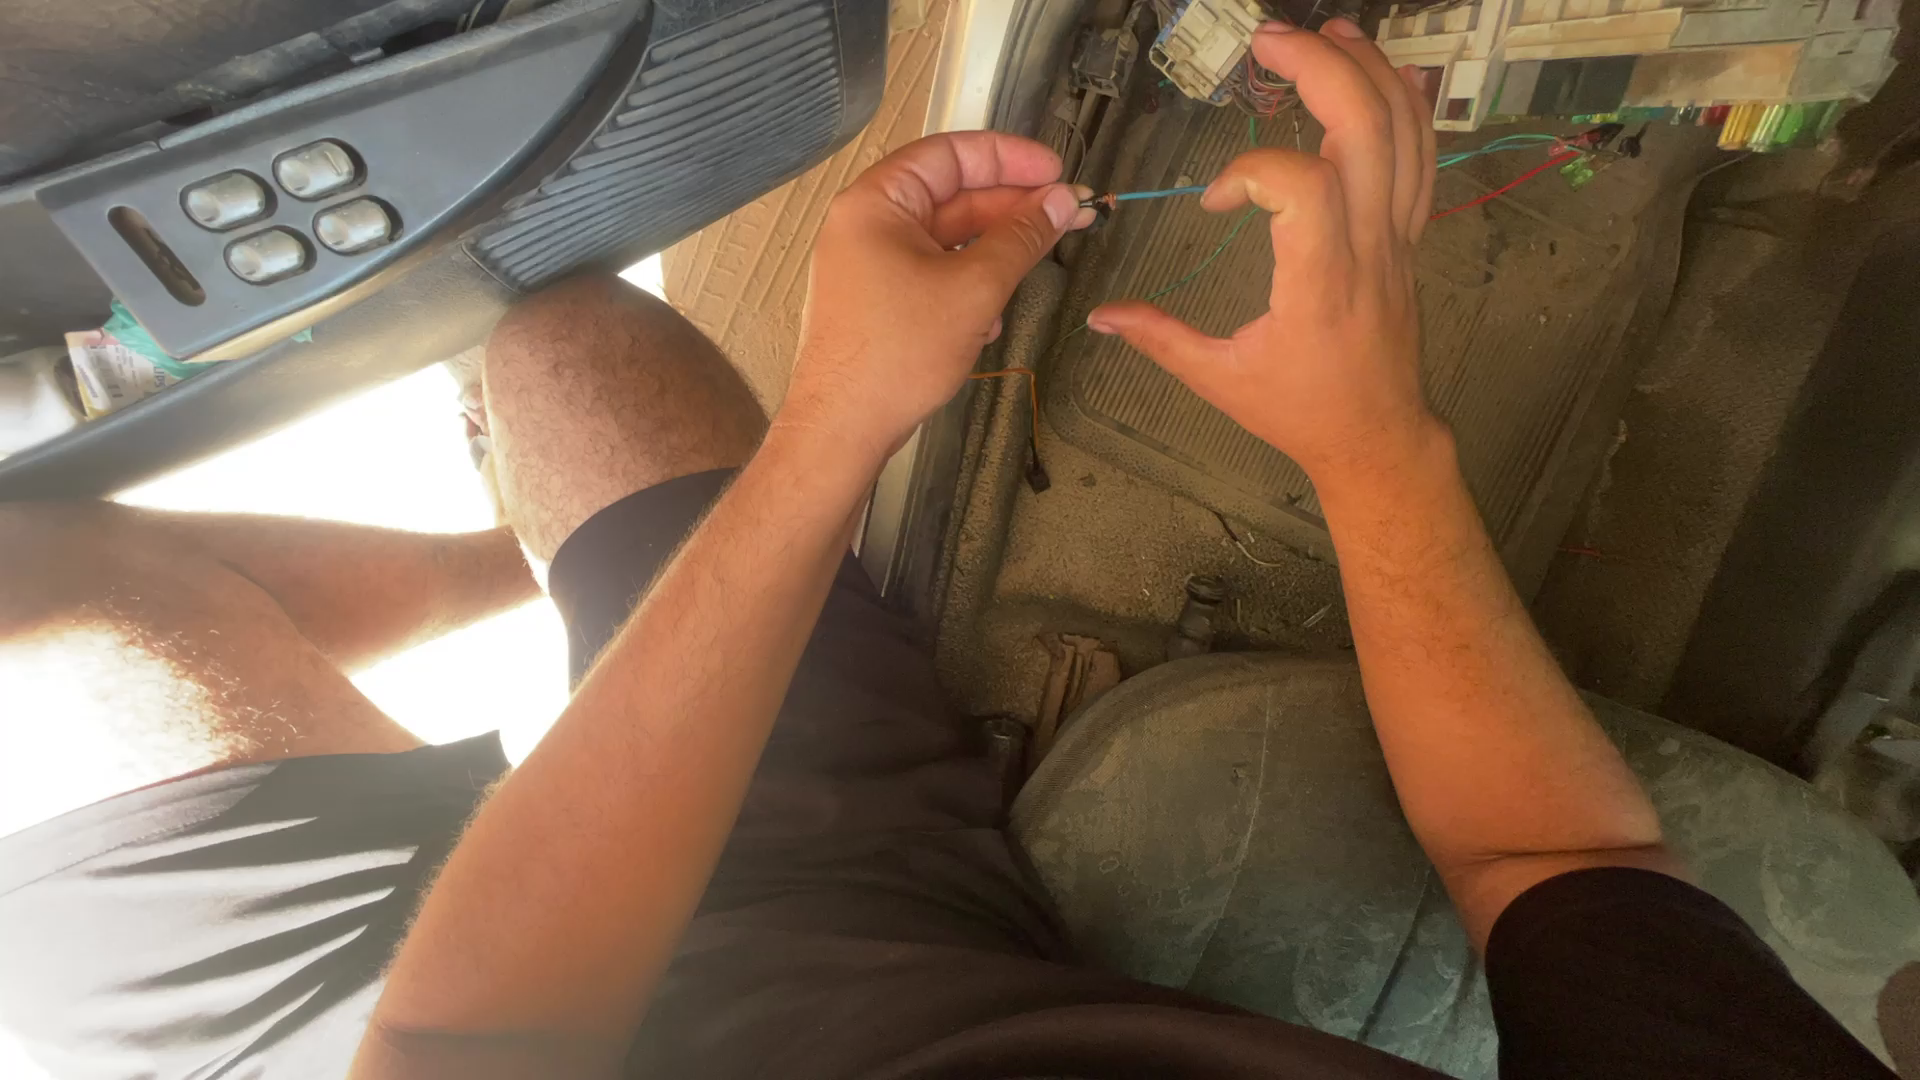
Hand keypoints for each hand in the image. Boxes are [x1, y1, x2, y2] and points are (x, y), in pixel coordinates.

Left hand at [782, 132, 1093, 464]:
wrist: (845, 426)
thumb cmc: (897, 355)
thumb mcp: (974, 290)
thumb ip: (1021, 239)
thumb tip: (1061, 201)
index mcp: (878, 202)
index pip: (952, 154)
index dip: (1011, 158)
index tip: (1056, 172)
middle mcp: (868, 227)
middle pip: (952, 199)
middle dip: (1010, 212)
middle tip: (1065, 218)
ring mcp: (871, 269)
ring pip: (946, 245)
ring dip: (991, 257)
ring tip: (1032, 269)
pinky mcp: (879, 306)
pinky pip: (932, 280)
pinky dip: (966, 290)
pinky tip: (990, 320)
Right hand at [1086, 19, 1439, 483]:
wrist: (1374, 433)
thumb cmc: (1297, 410)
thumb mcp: (1217, 379)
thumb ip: (1158, 339)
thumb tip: (1101, 317)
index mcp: (1318, 282)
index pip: (1301, 183)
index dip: (1249, 172)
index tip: (1215, 202)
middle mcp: (1367, 246)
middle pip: (1364, 126)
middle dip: (1317, 68)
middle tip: (1268, 41)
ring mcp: (1397, 236)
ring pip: (1404, 129)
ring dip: (1366, 70)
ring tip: (1324, 35)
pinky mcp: (1406, 237)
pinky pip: (1421, 155)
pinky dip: (1405, 104)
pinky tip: (1380, 76)